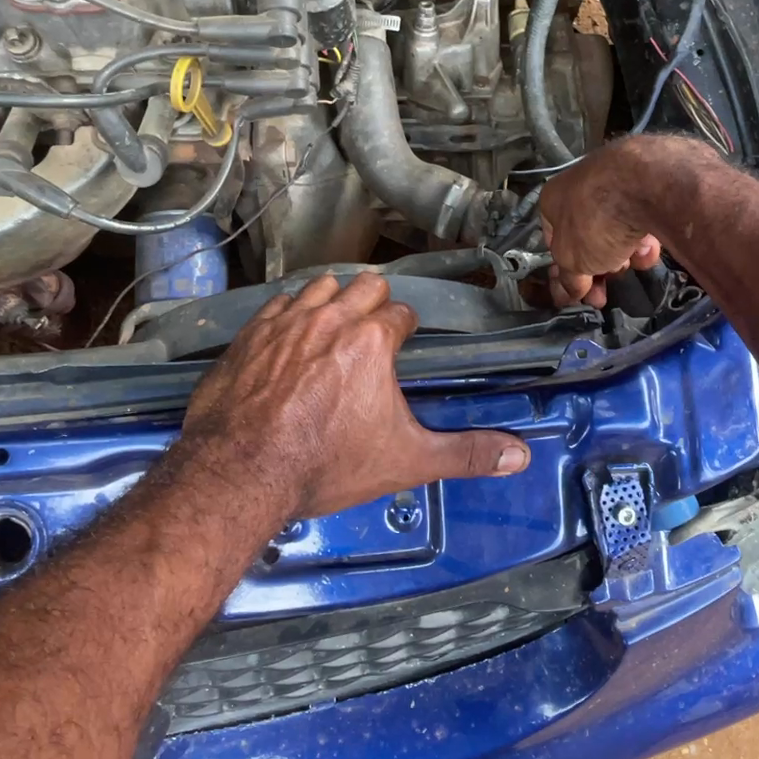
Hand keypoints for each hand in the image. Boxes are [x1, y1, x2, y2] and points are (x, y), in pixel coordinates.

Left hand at [177, 272, 531, 518]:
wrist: (239, 474)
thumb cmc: (325, 464)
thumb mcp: (405, 461)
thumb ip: (465, 454)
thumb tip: (519, 456)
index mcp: (371, 341)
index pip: (401, 312)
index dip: (405, 327)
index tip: (402, 343)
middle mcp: (330, 318)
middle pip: (364, 285)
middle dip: (374, 302)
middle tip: (372, 331)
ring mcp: (285, 322)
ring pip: (320, 284)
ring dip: (333, 299)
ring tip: (333, 325)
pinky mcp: (250, 333)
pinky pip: (279, 303)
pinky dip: (290, 312)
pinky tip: (290, 335)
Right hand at [540, 137, 701, 305]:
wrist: (647, 184)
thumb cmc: (596, 219)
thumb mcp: (571, 260)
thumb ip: (569, 278)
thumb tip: (572, 291)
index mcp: (553, 198)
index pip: (552, 240)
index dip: (564, 270)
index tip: (578, 292)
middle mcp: (582, 186)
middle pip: (586, 238)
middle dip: (596, 266)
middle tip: (604, 289)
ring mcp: (617, 184)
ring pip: (615, 231)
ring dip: (621, 254)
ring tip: (629, 262)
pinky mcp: (649, 187)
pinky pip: (643, 221)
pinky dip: (645, 238)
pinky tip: (650, 248)